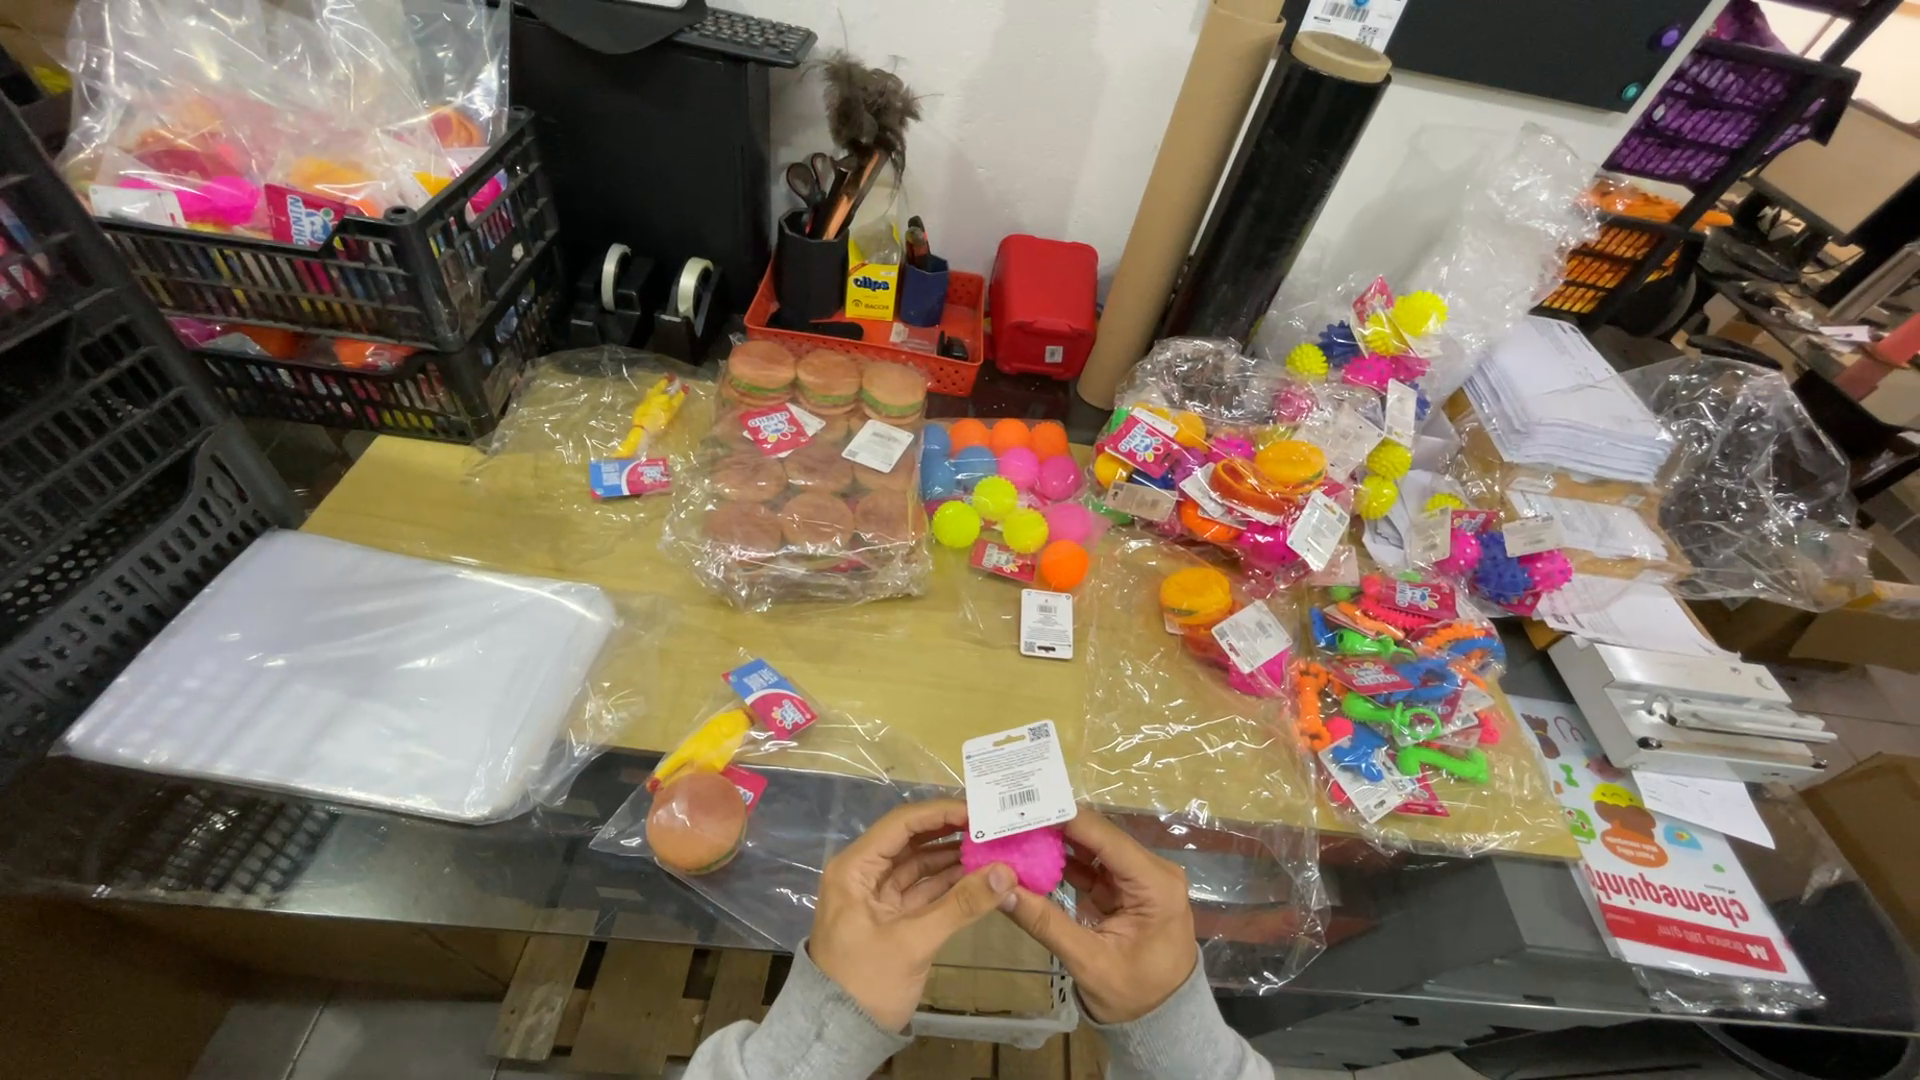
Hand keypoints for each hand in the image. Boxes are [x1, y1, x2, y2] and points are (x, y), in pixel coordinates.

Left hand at [808, 798, 1018, 1031]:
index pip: (901, 824)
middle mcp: (864, 872)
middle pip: (911, 839)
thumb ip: (960, 905)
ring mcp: (877, 894)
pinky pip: (924, 888)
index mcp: (855, 868)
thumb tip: (1005, 872)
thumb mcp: (912, 943)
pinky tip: (978, 875)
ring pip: (920, 863)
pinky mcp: (891, 916)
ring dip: (953, 856)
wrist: (837, 1039)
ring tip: (991, 846)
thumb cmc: (865, 984)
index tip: (977, 811)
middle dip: (950, 831)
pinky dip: (949, 882)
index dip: (939, 813)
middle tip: (989, 824)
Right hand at [1002, 807, 1196, 1023]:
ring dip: (1056, 840)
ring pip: (1092, 846)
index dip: (1064, 818)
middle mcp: (1152, 870)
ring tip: (1016, 830)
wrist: (1165, 1026)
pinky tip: (1034, 855)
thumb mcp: (1089, 963)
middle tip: (1012, 818)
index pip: (1105, 836)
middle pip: (1098, 835)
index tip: (1024, 807)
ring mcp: (1139, 877)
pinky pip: (1092, 864)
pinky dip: (1064, 861)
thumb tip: (1002, 891)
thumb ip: (1046, 923)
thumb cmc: (1137, 997)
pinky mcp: (1126, 887)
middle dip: (1055, 825)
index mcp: (1155, 883)